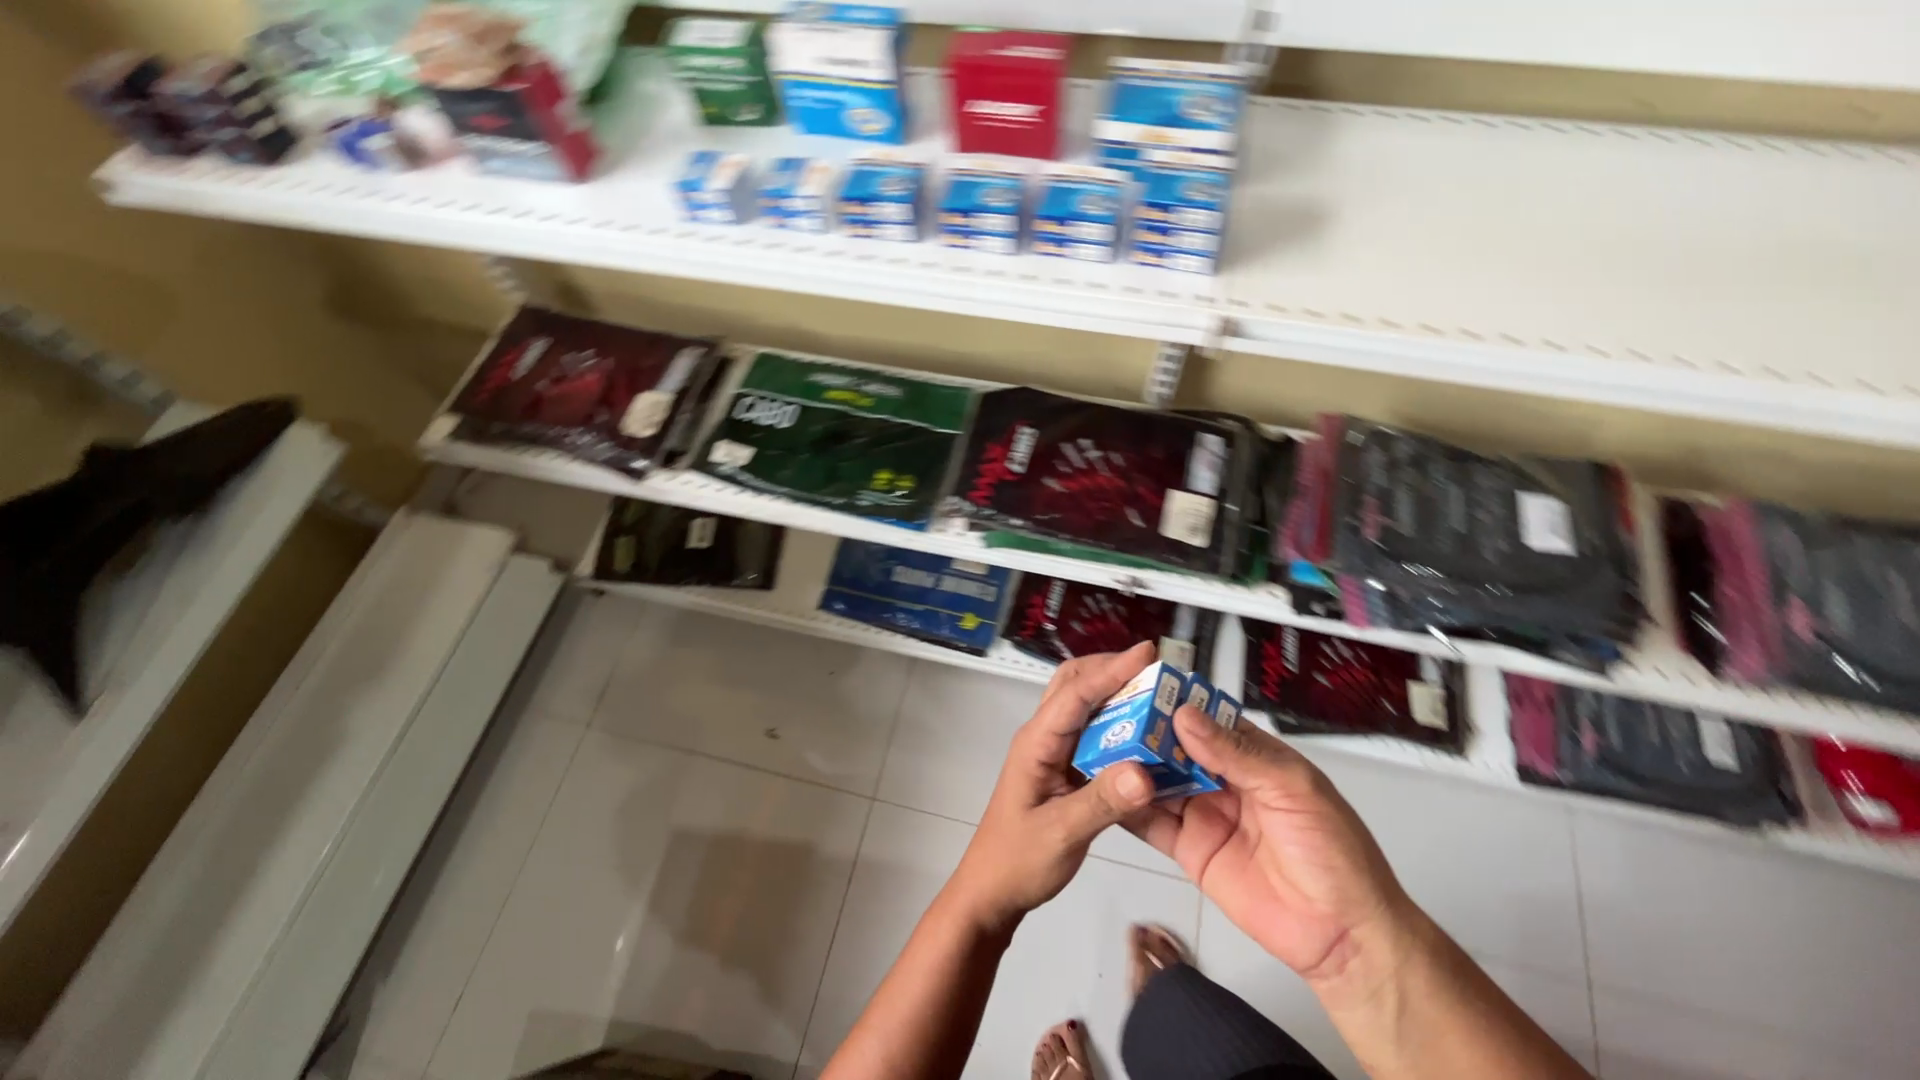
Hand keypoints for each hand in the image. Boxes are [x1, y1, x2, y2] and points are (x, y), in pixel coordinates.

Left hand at [946, 643, 1158, 933]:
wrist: (992, 890)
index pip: (1076, 693)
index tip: (1149, 652)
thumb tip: (1146, 770)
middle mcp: (1044, 737)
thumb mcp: (1062, 833)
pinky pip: (1092, 733)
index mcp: (1037, 742)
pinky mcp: (1064, 770)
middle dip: (1112, 669)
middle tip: (1158, 670)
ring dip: (1116, 693)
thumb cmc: (1019, 860)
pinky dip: (1118, 724)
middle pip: (1074, 684)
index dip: (1112, 670)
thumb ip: (1102, 802)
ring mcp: (1052, 752)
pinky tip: (1146, 735)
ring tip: (1159, 695)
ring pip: (1083, 706)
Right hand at [1126, 706, 1413, 985]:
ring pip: (1158, 783)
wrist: (1342, 935)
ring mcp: (1205, 815)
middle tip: (1102, 718)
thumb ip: (1235, 754)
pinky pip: (1153, 825)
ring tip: (1092, 748)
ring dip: (1129, 768)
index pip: (1208, 721)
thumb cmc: (1332, 851)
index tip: (1133, 687)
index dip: (1174, 705)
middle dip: (1142, 734)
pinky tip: (1101, 792)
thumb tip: (1183, 715)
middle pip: (1175, 750)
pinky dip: (1127, 808)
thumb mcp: (1290, 790)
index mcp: (1255, 757)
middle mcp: (1225, 780)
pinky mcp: (1190, 851)